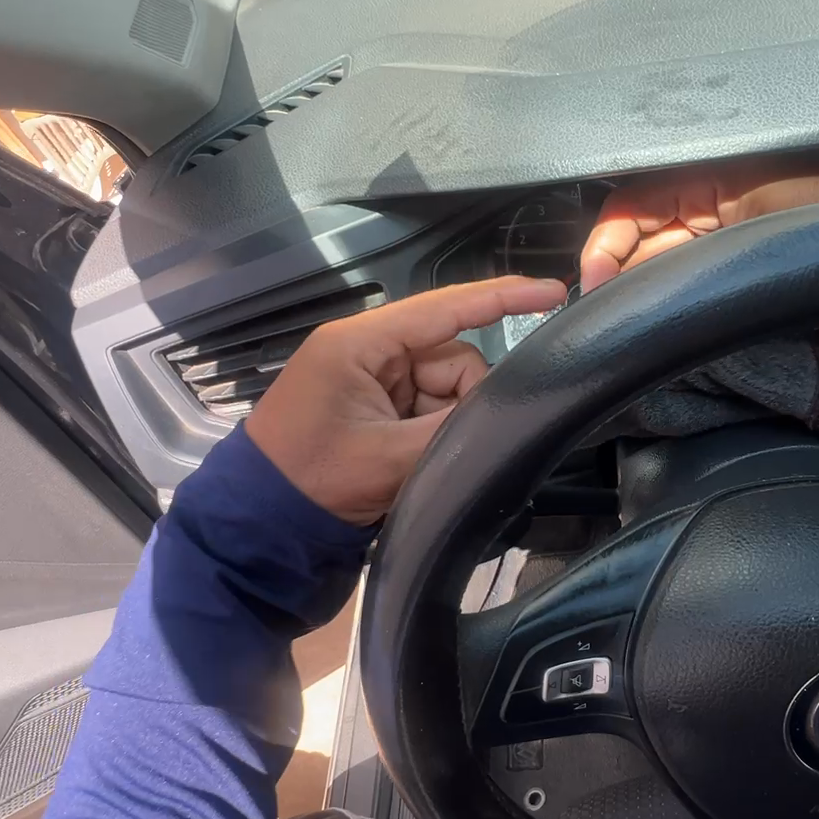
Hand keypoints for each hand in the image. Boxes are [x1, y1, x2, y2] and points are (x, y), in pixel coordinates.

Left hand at [245, 276, 567, 523]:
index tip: (554, 292)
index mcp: (362, 343)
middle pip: (453, 356)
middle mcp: (371, 350)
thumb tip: (504, 414)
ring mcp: (375, 377)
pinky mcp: (379, 402)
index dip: (504, 297)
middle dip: (463, 400)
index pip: (446, 308)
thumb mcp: (390, 457)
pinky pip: (430, 404)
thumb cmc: (315, 480)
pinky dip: (435, 429)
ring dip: (447, 421)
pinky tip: (414, 456)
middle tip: (440, 445)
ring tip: (416, 459)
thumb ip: (455, 430)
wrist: (264, 526)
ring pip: (448, 385)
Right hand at [579, 155, 818, 291]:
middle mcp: (706, 197)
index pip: (627, 207)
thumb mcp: (759, 223)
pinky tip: (666, 314)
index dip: (602, 246)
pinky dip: (675, 294)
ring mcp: (723, 226)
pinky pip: (692, 271)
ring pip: (662, 257)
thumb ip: (689, 252)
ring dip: (643, 286)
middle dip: (617, 273)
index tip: (594, 286)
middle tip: (607, 313)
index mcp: (702, 173)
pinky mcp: (742, 250)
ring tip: (630, 317)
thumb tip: (632, 280)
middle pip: (638, 236)